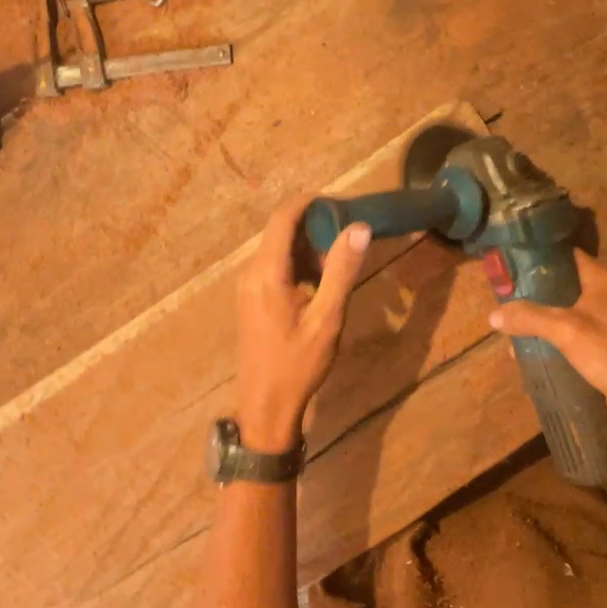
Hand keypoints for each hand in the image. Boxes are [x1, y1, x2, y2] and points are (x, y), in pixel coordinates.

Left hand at [236, 196, 370, 453]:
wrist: (265, 406)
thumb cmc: (297, 364)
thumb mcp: (327, 319)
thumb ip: (341, 271)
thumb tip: (359, 228)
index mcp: (266, 273)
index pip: (282, 218)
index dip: (309, 202)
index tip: (340, 201)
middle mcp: (251, 273)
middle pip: (280, 231)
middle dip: (313, 225)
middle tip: (349, 232)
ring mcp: (247, 287)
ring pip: (278, 250)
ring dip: (307, 247)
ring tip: (340, 258)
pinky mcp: (251, 299)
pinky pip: (274, 267)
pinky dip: (298, 264)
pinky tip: (321, 282)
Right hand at [488, 250, 606, 436]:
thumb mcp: (565, 329)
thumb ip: (529, 317)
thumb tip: (493, 315)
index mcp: (602, 279)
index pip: (565, 255)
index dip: (537, 256)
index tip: (508, 263)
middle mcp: (606, 293)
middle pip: (562, 284)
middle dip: (532, 292)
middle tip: (501, 297)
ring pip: (565, 311)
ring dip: (539, 319)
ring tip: (508, 326)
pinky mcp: (605, 345)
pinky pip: (571, 334)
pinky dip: (552, 339)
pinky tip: (529, 350)